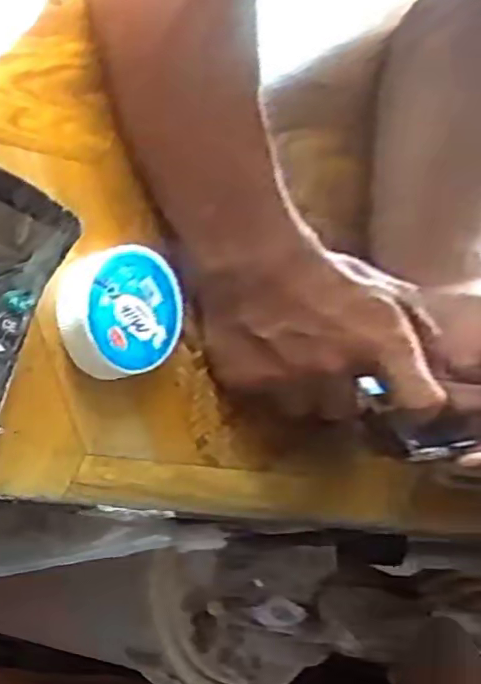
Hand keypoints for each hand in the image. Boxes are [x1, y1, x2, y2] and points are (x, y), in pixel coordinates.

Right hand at [195, 248, 443, 419]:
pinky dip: (269, 390)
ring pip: (301, 412)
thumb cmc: (327, 276)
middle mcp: (335, 369)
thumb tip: (439, 367)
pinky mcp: (244, 382)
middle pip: (347, 413)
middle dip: (345, 401)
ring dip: (304, 400)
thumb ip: (418, 335)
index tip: (404, 405)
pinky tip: (267, 370)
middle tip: (338, 385)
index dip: (415, 409)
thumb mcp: (391, 297)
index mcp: (384, 346)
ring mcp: (284, 379)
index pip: (419, 403)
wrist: (254, 270)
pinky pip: (261, 400)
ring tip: (299, 381)